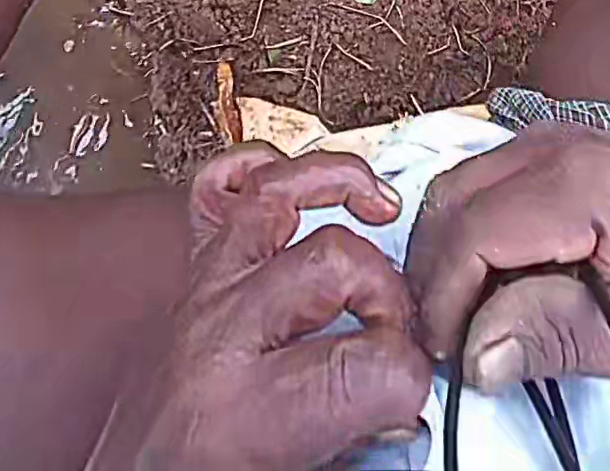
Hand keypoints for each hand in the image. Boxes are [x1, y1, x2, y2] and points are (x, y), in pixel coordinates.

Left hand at [85, 144, 430, 470]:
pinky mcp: (196, 263)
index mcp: (241, 413)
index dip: (409, 372)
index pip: (361, 366)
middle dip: (388, 290)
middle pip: (332, 262)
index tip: (412, 384)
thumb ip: (355, 447)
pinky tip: (296, 181)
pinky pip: (220, 184)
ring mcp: (206, 283)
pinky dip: (261, 166)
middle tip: (398, 322)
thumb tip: (407, 409)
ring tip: (379, 203)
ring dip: (337, 185)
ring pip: (275, 193)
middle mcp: (220, 330)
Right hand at [404, 122, 609, 390]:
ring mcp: (539, 136)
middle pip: (450, 200)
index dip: (447, 295)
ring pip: (453, 187)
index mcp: (580, 183)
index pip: (476, 230)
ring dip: (443, 251)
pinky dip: (463, 231)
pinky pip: (475, 183)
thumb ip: (559, 337)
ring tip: (463, 311)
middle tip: (446, 335)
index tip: (448, 353)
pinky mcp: (537, 144)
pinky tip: (486, 276)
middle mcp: (547, 143)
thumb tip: (473, 354)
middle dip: (433, 272)